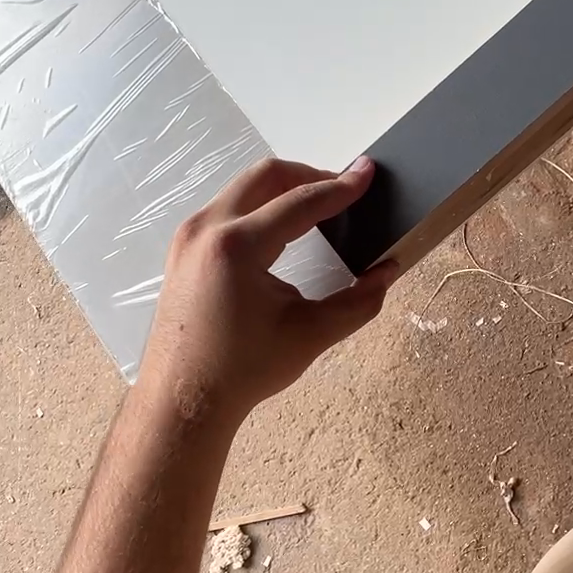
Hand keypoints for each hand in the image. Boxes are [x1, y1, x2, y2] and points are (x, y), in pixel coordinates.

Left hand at [136, 156, 398, 420]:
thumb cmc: (246, 369)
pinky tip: (284, 230)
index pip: (300, 202)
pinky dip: (262, 206)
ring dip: (284, 190)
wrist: (183, 399)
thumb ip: (358, 302)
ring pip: (244, 187)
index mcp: (237, 246)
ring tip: (319, 209)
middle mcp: (207, 229)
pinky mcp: (183, 248)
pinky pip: (228, 207)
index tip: (368, 172)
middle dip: (310, 175)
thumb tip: (389, 270)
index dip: (340, 187)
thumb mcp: (311, 335)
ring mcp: (189, 235)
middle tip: (344, 191)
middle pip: (266, 175)